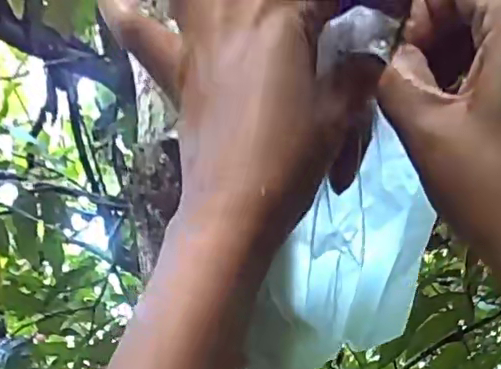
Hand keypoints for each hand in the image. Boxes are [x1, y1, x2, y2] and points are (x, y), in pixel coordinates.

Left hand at [100, 0, 377, 256]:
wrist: (232, 216)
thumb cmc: (286, 165)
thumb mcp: (335, 118)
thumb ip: (357, 74)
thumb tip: (371, 53)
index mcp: (281, 12)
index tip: (386, 11)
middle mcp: (233, 8)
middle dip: (306, 6)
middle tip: (316, 22)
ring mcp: (198, 38)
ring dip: (207, 0)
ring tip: (240, 16)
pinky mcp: (178, 73)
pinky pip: (144, 35)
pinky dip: (128, 17)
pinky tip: (113, 3)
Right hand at [378, 0, 500, 280]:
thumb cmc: (482, 185)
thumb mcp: (424, 128)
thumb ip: (394, 74)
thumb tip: (387, 52)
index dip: (411, 20)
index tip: (392, 67)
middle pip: (465, 1)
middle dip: (427, 34)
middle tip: (404, 86)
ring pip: (476, 21)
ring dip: (441, 54)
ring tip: (421, 102)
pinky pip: (492, 45)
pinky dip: (461, 68)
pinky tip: (443, 108)